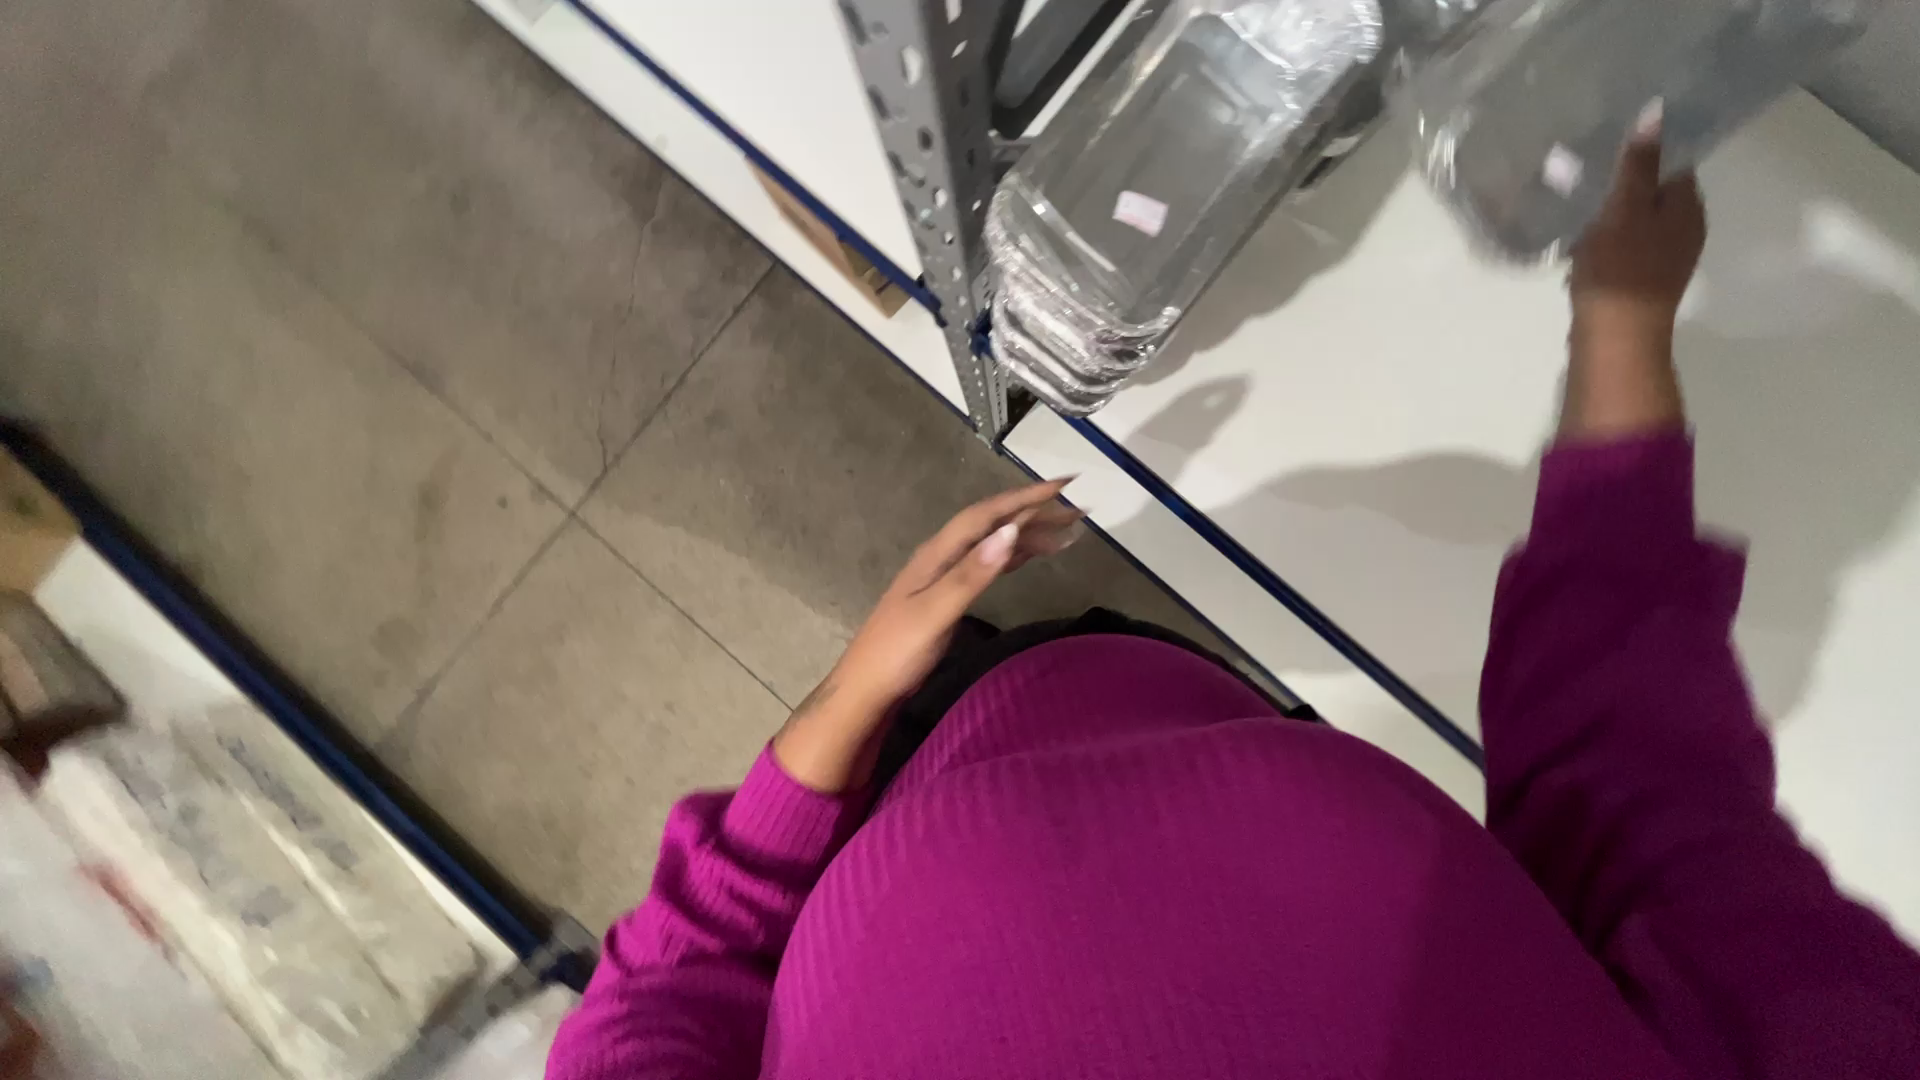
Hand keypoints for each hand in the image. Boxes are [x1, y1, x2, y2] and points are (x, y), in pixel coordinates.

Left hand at [773, 478, 1085, 791]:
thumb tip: (1011, 530)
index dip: (1025, 498)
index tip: (1065, 485)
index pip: (986, 514)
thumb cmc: (897, 652)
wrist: (866, 689)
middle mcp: (942, 556)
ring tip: (1069, 533)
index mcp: (937, 553)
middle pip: (993, 524)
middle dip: (1035, 513)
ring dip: (1029, 534)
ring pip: (993, 543)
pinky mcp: (948, 596)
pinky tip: (1032, 556)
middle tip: (1080, 510)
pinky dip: (1014, 556)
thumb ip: (972, 574)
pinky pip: (988, 564)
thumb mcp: (935, 613)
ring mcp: (944, 576)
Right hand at [1561, 104, 1705, 441]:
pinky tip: (1577, 249)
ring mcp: (1661, 261)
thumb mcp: (1624, 211)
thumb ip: (1636, 166)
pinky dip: (1601, 245)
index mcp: (1687, 207)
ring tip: (1572, 211)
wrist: (1614, 338)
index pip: (1672, 164)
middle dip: (1621, 186)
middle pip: (1653, 195)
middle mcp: (1683, 230)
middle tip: (1580, 177)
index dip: (1642, 152)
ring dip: (1608, 217)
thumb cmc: (1619, 271)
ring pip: (1635, 225)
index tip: (1605, 144)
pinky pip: (1620, 252)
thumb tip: (1654, 113)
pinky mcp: (1635, 285)